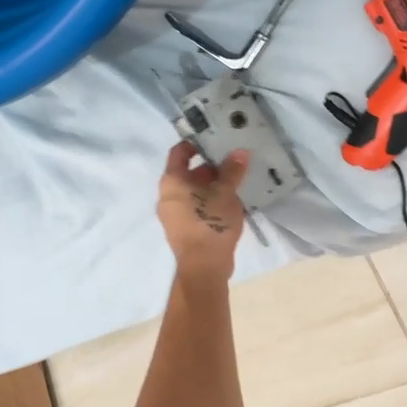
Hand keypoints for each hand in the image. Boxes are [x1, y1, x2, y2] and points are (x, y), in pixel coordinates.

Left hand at [157, 142, 249, 280]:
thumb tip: (240, 152)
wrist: (204, 266)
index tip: (216, 140)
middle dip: (211, 167)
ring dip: (212, 186)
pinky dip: (209, 202)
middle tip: (234, 162)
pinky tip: (230, 204)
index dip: (196, 143)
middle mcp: (167, 196)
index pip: (179, 152)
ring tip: (236, 183)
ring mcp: (173, 215)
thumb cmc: (211, 222)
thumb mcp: (226, 192)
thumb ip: (232, 171)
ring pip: (193, 192)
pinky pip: (195, 208)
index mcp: (172, 181)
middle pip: (188, 173)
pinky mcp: (183, 230)